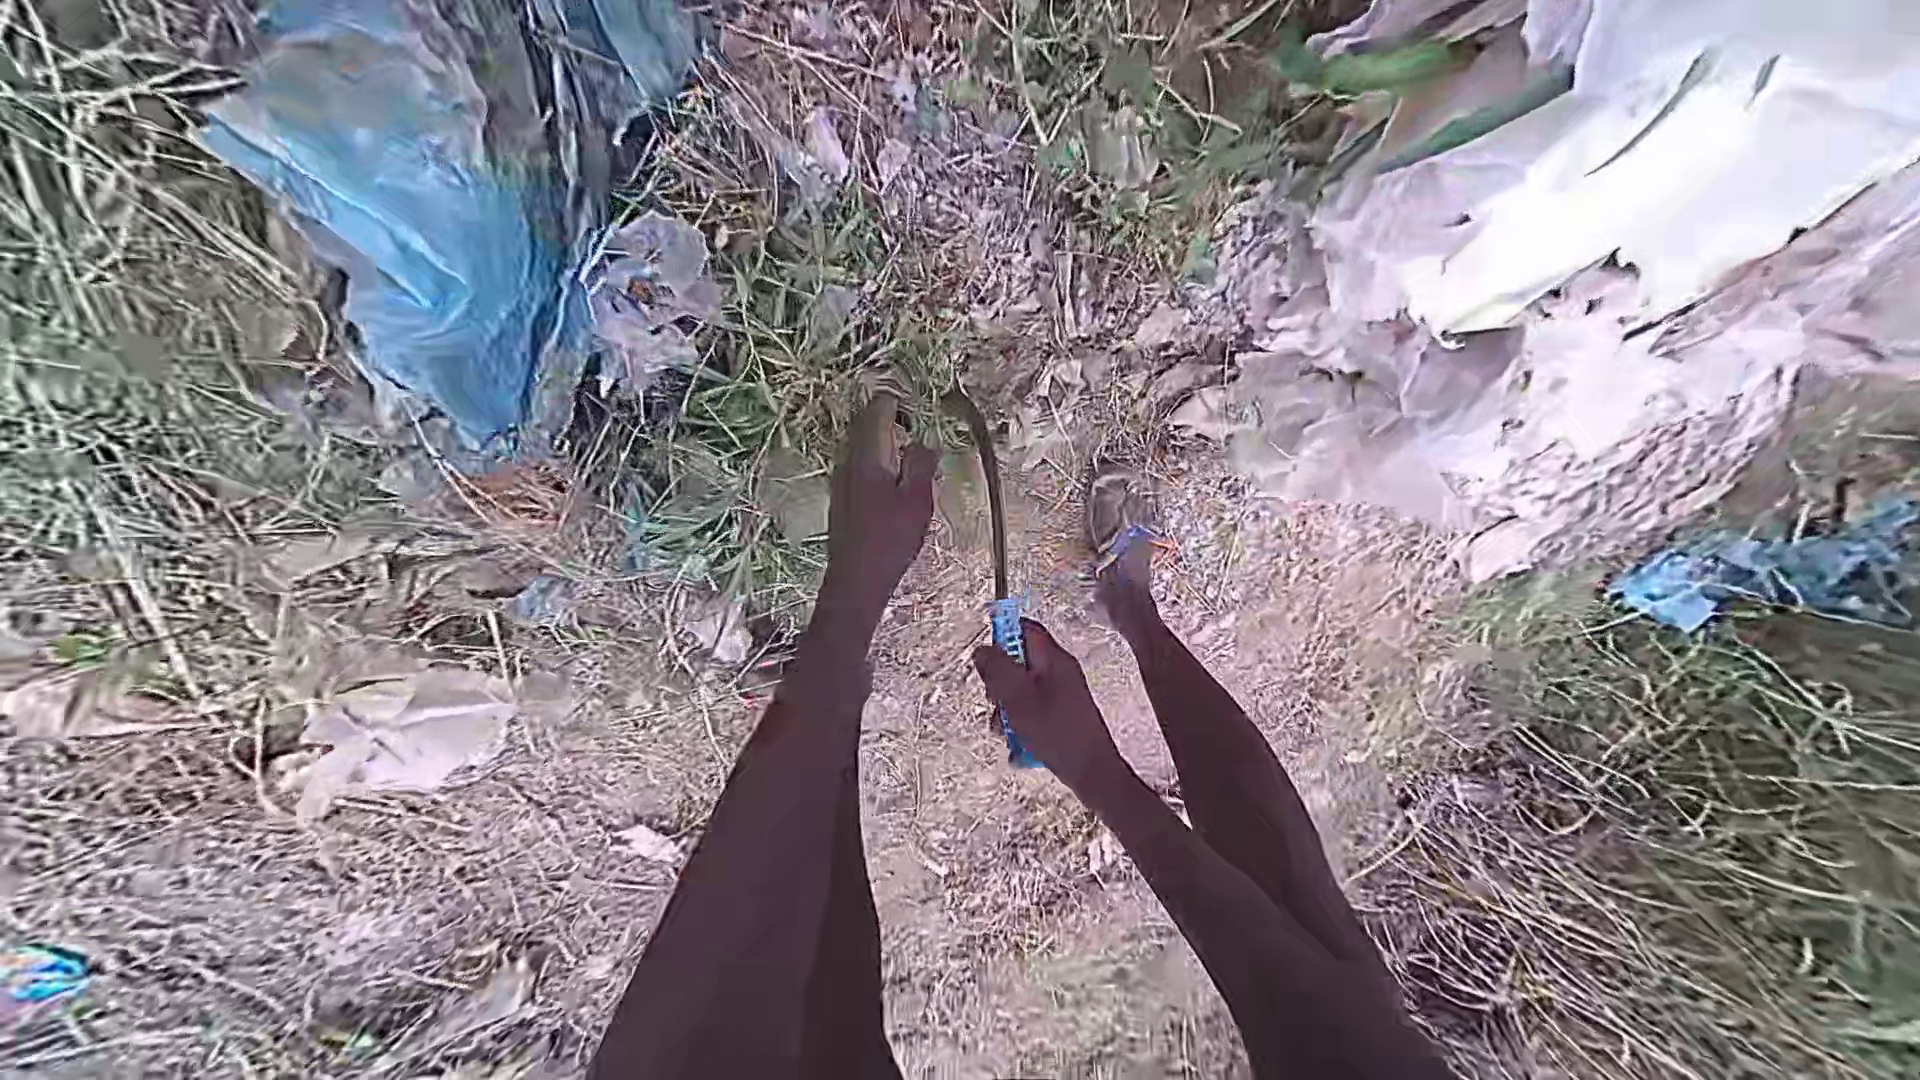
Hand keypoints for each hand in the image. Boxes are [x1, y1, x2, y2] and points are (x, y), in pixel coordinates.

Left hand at [821, 393, 937, 622]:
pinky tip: (889, 485)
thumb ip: (921, 464)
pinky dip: (874, 463)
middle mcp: (848, 462)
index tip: (915, 414)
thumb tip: (924, 441)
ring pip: (860, 447)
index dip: (897, 405)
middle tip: (913, 431)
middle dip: (889, 421)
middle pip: (864, 426)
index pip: (877, 411)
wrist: (856, 579)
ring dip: (882, 444)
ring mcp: (840, 480)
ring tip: (906, 458)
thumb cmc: (890, 540)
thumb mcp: (917, 500)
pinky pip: (856, 466)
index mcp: (868, 456)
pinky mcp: (840, 498)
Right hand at [973, 620, 1126, 794]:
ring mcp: (1060, 695)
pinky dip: (1019, 724)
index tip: (986, 656)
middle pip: (1017, 661)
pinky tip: (1018, 743)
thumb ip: (997, 668)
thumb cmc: (1058, 733)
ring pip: (1019, 689)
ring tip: (1007, 729)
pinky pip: (1029, 710)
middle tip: (997, 700)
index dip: (1001, 635)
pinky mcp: (1058, 716)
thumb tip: (983, 650)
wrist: (1091, 773)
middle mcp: (1058, 672)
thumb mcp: (1017, 696)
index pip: (1025, 628)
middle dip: (999, 681)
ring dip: (1005, 708)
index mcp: (1053, 659)